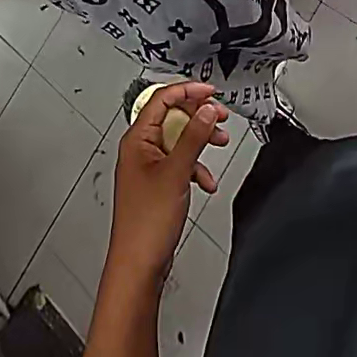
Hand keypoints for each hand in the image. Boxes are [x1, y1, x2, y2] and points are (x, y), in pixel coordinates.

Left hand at [106, 81, 229, 278]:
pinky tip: (206, 180)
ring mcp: (149, 166)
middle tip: (220, 116)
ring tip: (219, 142)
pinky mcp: (158, 182)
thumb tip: (207, 109)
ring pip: (179, 138)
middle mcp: (140, 149)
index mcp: (137, 139)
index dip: (188, 90)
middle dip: (199, 115)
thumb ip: (194, 136)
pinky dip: (196, 165)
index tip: (210, 92)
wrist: (138, 265)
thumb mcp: (177, 171)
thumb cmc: (145, 225)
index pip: (162, 99)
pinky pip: (181, 160)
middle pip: (172, 116)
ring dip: (201, 138)